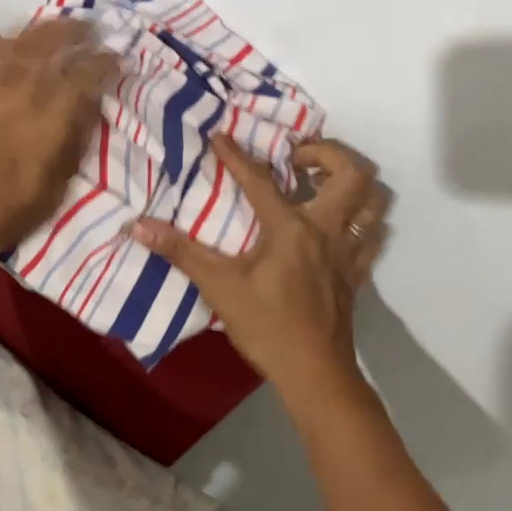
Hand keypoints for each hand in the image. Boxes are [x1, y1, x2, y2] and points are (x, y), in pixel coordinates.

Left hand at [0, 19, 117, 262]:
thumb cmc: (11, 212)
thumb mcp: (58, 184)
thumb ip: (74, 140)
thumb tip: (89, 106)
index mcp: (47, 122)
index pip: (82, 77)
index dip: (104, 63)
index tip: (117, 58)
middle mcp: (17, 97)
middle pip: (48, 49)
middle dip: (74, 33)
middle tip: (92, 29)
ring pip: (14, 46)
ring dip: (39, 32)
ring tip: (57, 27)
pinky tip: (4, 44)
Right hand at [131, 133, 389, 409]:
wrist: (314, 373)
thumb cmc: (266, 325)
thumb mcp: (218, 286)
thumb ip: (179, 251)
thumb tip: (137, 226)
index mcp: (292, 228)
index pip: (261, 180)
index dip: (237, 155)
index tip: (220, 137)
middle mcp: (327, 231)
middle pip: (352, 174)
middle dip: (326, 154)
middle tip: (294, 159)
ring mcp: (348, 252)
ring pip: (374, 202)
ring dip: (353, 184)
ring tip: (320, 184)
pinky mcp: (356, 274)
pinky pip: (372, 235)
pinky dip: (361, 220)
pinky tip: (337, 225)